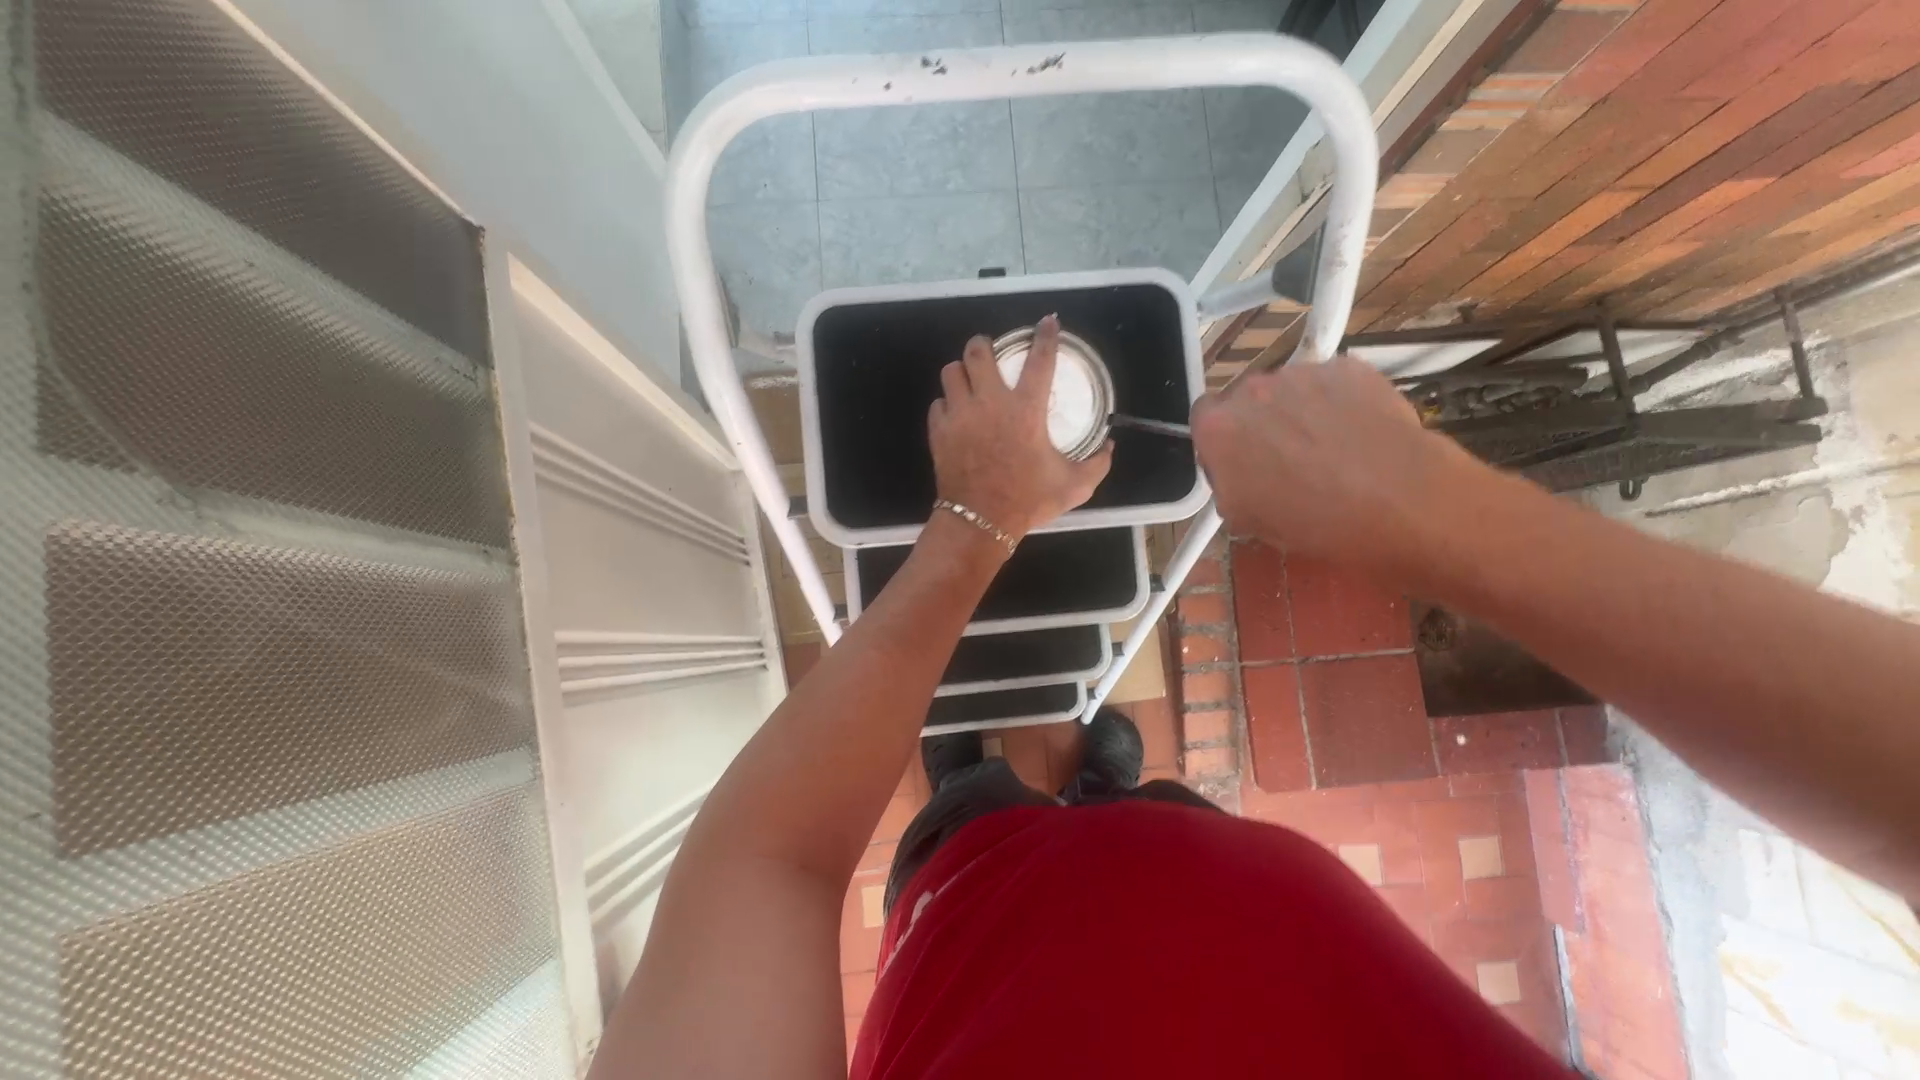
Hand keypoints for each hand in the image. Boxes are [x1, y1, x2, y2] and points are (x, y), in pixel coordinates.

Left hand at [928, 315, 1111, 541]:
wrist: (980, 522)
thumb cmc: (1028, 501)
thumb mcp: (1074, 486)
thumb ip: (1097, 463)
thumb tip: (1110, 446)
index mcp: (1026, 410)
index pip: (1040, 360)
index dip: (1046, 336)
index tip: (1048, 322)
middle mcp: (990, 403)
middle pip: (978, 352)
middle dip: (983, 344)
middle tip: (990, 351)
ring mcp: (960, 415)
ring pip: (951, 372)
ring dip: (961, 371)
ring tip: (968, 379)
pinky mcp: (939, 431)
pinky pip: (938, 403)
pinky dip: (946, 404)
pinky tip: (955, 413)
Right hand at [1190, 355, 1490, 576]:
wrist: (1401, 503)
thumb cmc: (1317, 521)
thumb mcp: (1246, 519)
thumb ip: (1226, 482)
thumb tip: (1234, 473)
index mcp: (1218, 428)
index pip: (1203, 418)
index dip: (1224, 441)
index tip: (1242, 461)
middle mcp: (1252, 390)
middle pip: (1246, 399)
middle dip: (1263, 423)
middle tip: (1288, 461)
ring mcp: (1303, 374)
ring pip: (1290, 389)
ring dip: (1301, 411)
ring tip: (1330, 451)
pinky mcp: (1348, 367)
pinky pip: (1332, 382)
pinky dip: (1340, 402)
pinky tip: (1357, 436)